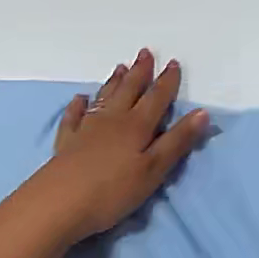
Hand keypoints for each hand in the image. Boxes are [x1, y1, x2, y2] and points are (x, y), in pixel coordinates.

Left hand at [11, 49, 209, 244]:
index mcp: (137, 126)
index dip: (167, 81)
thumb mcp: (153, 170)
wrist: (57, 205)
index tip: (174, 62)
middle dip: (140, 72)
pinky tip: (80, 99)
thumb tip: (202, 112)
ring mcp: (86, 130)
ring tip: (120, 67)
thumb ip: (177, 141)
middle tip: (145, 52)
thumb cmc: (112, 191)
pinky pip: (74, 117)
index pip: (156, 98)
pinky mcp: (66, 143)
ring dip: (114, 82)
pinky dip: (78, 105)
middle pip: (129, 90)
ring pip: (104, 98)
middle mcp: (112, 120)